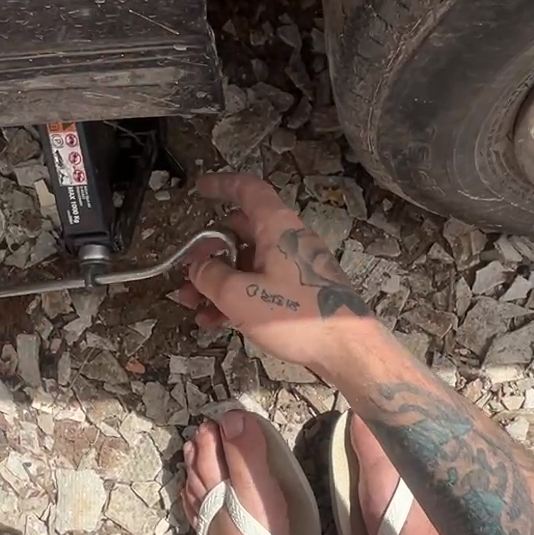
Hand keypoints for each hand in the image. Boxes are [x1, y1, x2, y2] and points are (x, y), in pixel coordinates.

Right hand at [178, 174, 381, 375]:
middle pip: (241, 233)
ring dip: (218, 282)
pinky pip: (260, 286)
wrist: (345, 348)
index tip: (201, 189)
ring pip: (247, 264)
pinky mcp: (300, 293)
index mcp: (278, 228)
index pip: (248, 191)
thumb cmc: (300, 317)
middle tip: (188, 270)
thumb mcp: (241, 295)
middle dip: (209, 252)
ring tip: (193, 304)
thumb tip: (197, 269)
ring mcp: (295, 268)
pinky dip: (237, 298)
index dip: (222, 185)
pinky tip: (215, 320)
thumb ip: (211, 278)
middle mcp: (288, 241)